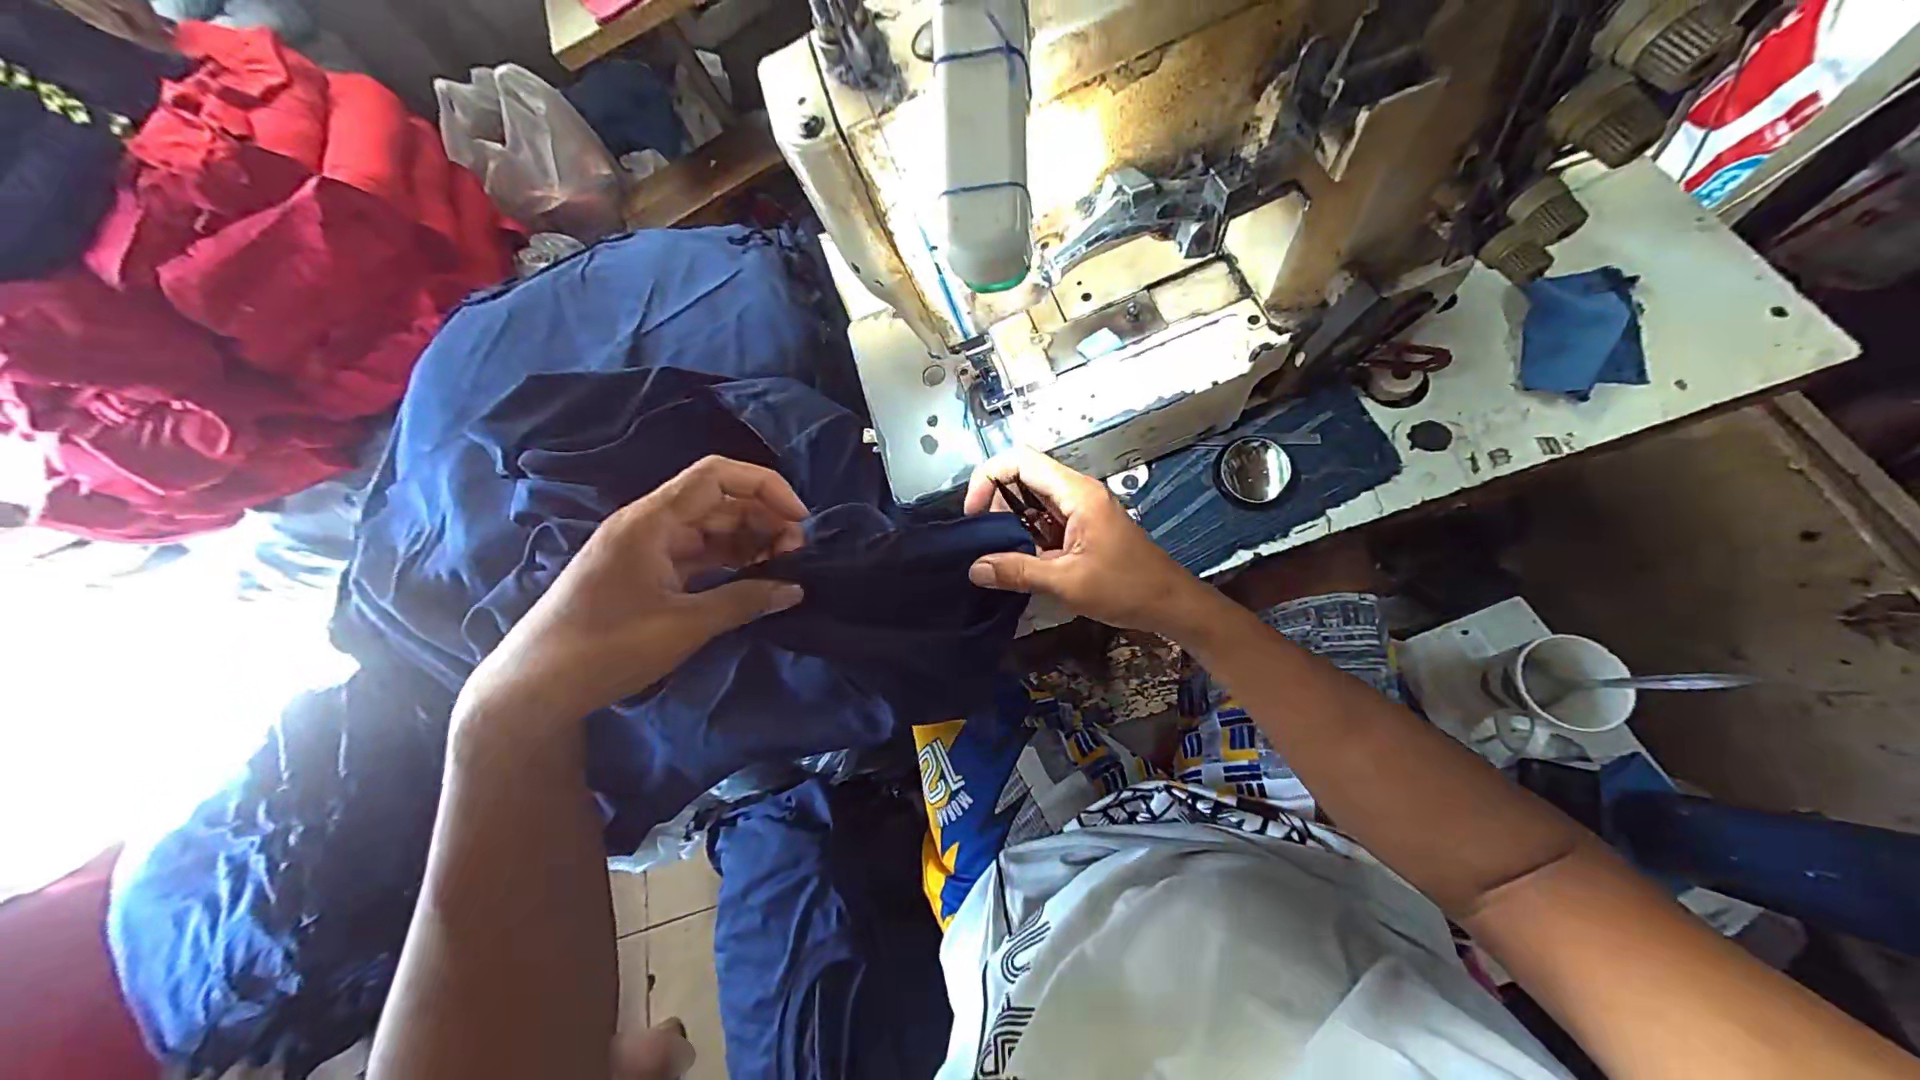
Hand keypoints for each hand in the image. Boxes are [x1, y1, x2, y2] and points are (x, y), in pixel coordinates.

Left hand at [461, 456, 808, 725]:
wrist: (536, 686)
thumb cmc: (607, 647)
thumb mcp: (684, 626)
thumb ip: (744, 602)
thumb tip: (794, 589)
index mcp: (651, 520)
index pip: (717, 476)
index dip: (765, 487)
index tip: (800, 519)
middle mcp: (649, 524)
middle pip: (718, 501)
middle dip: (763, 518)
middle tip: (797, 554)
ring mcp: (646, 549)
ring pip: (710, 528)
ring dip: (749, 541)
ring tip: (782, 567)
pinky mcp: (646, 573)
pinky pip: (697, 554)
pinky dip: (728, 561)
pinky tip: (753, 578)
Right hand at [963, 447, 1230, 639]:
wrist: (1170, 603)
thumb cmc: (1126, 588)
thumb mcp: (1066, 582)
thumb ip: (1018, 572)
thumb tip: (975, 569)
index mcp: (1076, 493)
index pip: (1019, 460)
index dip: (988, 478)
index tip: (974, 514)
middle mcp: (1076, 492)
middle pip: (1022, 476)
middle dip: (994, 501)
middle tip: (983, 539)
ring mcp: (1080, 508)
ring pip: (1031, 499)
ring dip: (1008, 521)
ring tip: (996, 551)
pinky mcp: (1081, 526)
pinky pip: (1043, 519)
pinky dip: (1024, 533)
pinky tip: (1017, 558)